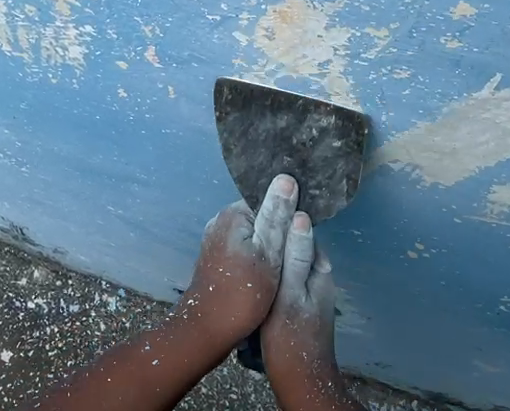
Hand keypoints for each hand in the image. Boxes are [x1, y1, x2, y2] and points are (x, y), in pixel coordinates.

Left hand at [174, 174, 298, 344]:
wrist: (207, 330)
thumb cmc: (242, 294)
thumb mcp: (268, 254)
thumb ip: (277, 217)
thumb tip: (286, 178)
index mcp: (233, 213)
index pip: (268, 202)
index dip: (289, 218)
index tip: (302, 237)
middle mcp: (221, 220)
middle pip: (261, 218)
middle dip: (279, 234)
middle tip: (295, 257)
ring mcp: (215, 239)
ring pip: (253, 236)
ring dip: (269, 249)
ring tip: (283, 269)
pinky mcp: (215, 257)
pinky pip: (243, 248)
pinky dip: (256, 258)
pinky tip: (267, 276)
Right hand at [263, 211, 358, 407]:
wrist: (298, 380)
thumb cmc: (291, 338)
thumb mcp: (290, 294)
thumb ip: (295, 257)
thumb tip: (300, 216)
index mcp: (319, 267)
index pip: (300, 226)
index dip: (279, 215)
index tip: (255, 205)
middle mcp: (317, 272)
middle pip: (292, 240)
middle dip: (272, 231)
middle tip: (243, 222)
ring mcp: (308, 286)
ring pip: (286, 256)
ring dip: (269, 249)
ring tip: (244, 239)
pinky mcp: (297, 297)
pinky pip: (282, 270)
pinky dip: (269, 265)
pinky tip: (253, 265)